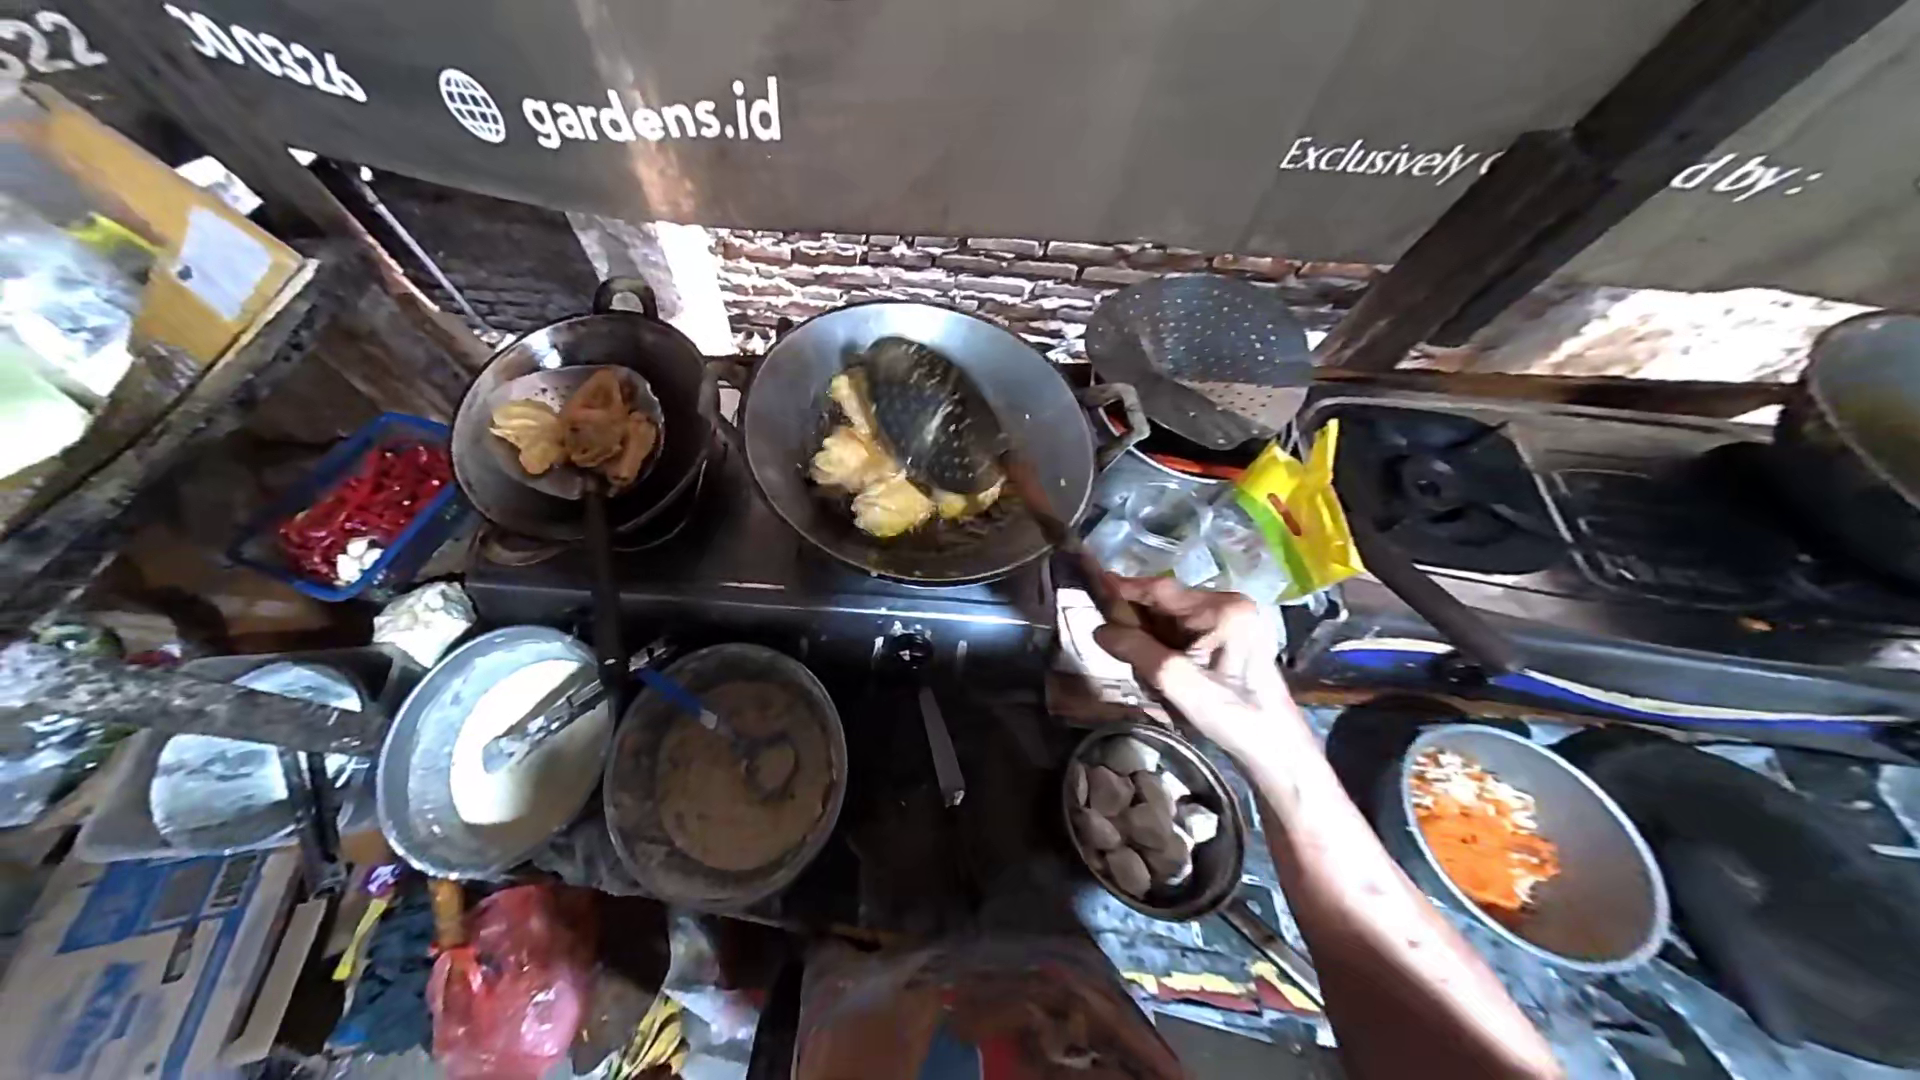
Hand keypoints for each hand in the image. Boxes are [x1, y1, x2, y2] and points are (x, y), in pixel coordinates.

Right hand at [1091, 576, 1298, 757]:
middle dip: (1139, 621)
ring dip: (1152, 638)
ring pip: (1175, 619)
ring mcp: (1235, 621)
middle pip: (1168, 604)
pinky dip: (1167, 646)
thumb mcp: (1177, 683)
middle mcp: (1231, 605)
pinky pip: (1188, 631)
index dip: (1126, 587)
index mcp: (1224, 610)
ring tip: (1141, 667)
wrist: (1277, 750)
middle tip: (1111, 639)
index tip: (1095, 582)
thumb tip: (1099, 630)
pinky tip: (1161, 669)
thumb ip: (1137, 651)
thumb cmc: (1232, 715)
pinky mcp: (1233, 639)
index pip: (1163, 590)